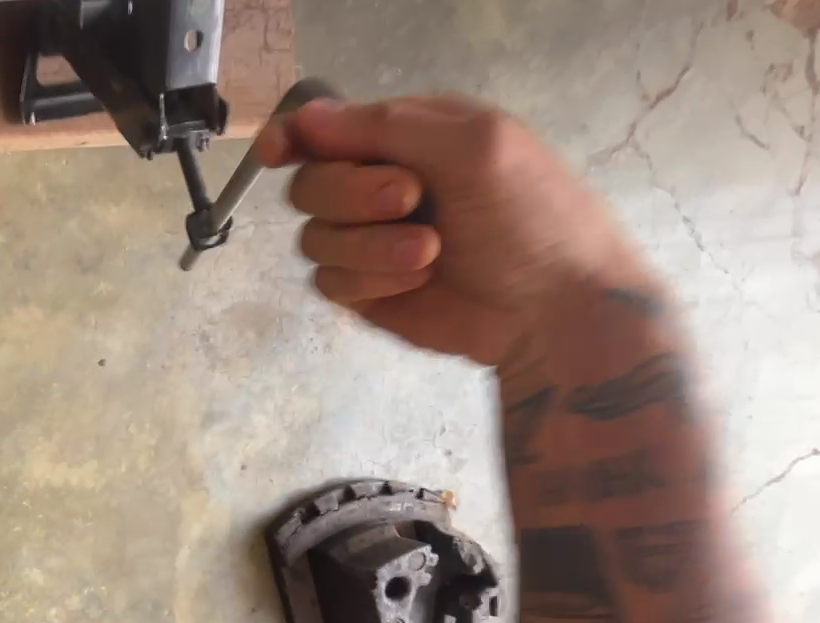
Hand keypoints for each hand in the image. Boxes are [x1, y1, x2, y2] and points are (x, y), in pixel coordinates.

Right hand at [256, 95, 645, 367]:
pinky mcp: (357, 288)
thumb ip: (386, 127)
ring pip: (313, 238)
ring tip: (429, 253)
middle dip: (350, 194)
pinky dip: (368, 280)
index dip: (290, 140)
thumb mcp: (474, 146)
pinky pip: (326, 281)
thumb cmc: (528, 213)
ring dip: (369, 246)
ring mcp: (362, 241)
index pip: (323, 133)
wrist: (545, 306)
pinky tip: (413, 282)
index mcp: (403, 139)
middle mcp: (373, 186)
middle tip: (408, 199)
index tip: (275, 154)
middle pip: (308, 186)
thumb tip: (302, 119)